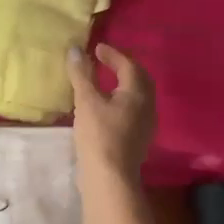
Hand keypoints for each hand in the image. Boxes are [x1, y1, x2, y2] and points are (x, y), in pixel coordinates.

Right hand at [68, 43, 156, 183]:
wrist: (109, 175)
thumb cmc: (99, 134)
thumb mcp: (86, 101)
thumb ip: (81, 75)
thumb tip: (75, 50)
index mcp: (138, 94)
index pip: (129, 66)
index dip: (113, 55)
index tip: (97, 48)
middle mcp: (147, 106)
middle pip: (140, 79)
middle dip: (123, 66)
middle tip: (105, 60)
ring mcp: (145, 123)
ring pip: (138, 95)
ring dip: (124, 83)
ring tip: (105, 80)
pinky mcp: (138, 136)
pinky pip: (133, 108)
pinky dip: (121, 98)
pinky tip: (107, 105)